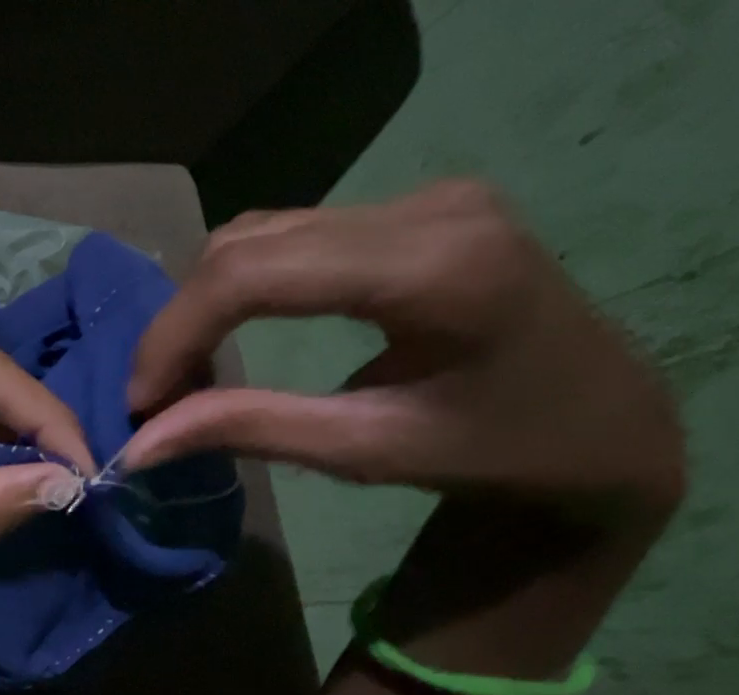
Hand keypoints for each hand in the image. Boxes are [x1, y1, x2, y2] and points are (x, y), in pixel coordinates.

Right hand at [123, 180, 684, 518]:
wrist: (603, 421)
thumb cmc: (496, 452)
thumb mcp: (366, 451)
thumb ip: (247, 431)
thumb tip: (135, 446)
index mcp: (436, 269)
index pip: (254, 274)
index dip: (175, 334)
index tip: (140, 402)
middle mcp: (428, 209)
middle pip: (246, 246)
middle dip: (180, 324)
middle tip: (156, 398)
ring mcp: (422, 198)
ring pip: (257, 233)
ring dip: (201, 304)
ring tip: (187, 373)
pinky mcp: (411, 208)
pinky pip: (286, 234)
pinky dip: (237, 287)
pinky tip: (228, 334)